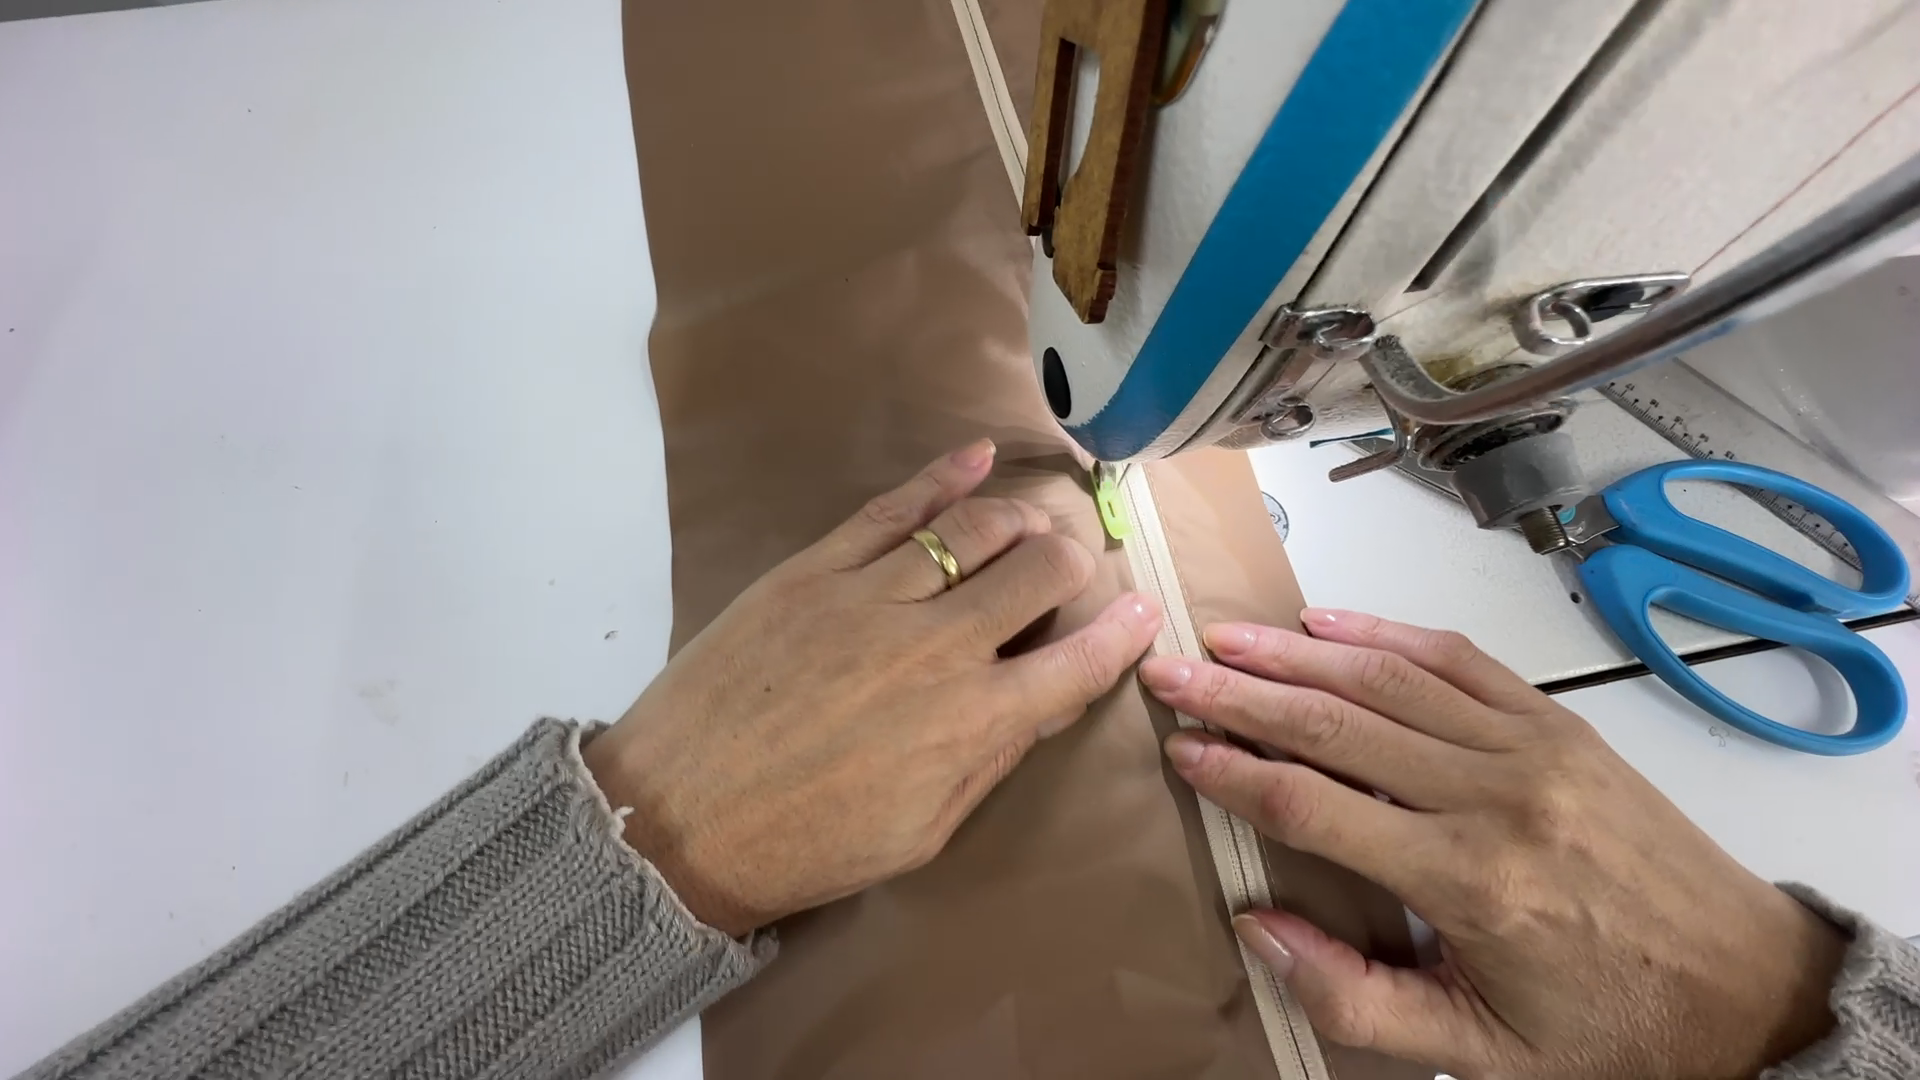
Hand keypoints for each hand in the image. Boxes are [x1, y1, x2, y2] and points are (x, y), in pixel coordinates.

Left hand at [584, 440, 1160, 935]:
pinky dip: (944, 475)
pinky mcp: (816, 568)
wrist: (677, 816)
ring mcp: (874, 597)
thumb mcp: (923, 830)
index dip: (1122, 633)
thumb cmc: (809, 842)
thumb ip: (992, 758)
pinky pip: (895, 507)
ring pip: (974, 529)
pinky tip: (978, 457)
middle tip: (1068, 565)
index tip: (1142, 609)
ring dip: (1019, 518)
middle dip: (1070, 563)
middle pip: (1037, 573)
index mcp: (972, 724)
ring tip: (1032, 522)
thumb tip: (1040, 697)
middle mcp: (938, 648)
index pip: (1077, 664)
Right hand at [1140, 610, 1846, 1079]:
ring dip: (1290, 654)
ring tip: (1224, 639)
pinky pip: (1453, 658)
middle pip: (1333, 728)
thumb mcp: (1479, 1054)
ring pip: (1382, 681)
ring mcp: (1527, 746)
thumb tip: (1254, 925)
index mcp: (1468, 882)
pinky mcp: (1552, 720)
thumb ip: (1353, 1000)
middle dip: (1238, 695)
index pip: (1313, 807)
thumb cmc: (1606, 1028)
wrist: (1758, 992)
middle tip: (1172, 671)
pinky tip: (1320, 621)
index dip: (1234, 775)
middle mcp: (1491, 797)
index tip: (1179, 748)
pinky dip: (1378, 633)